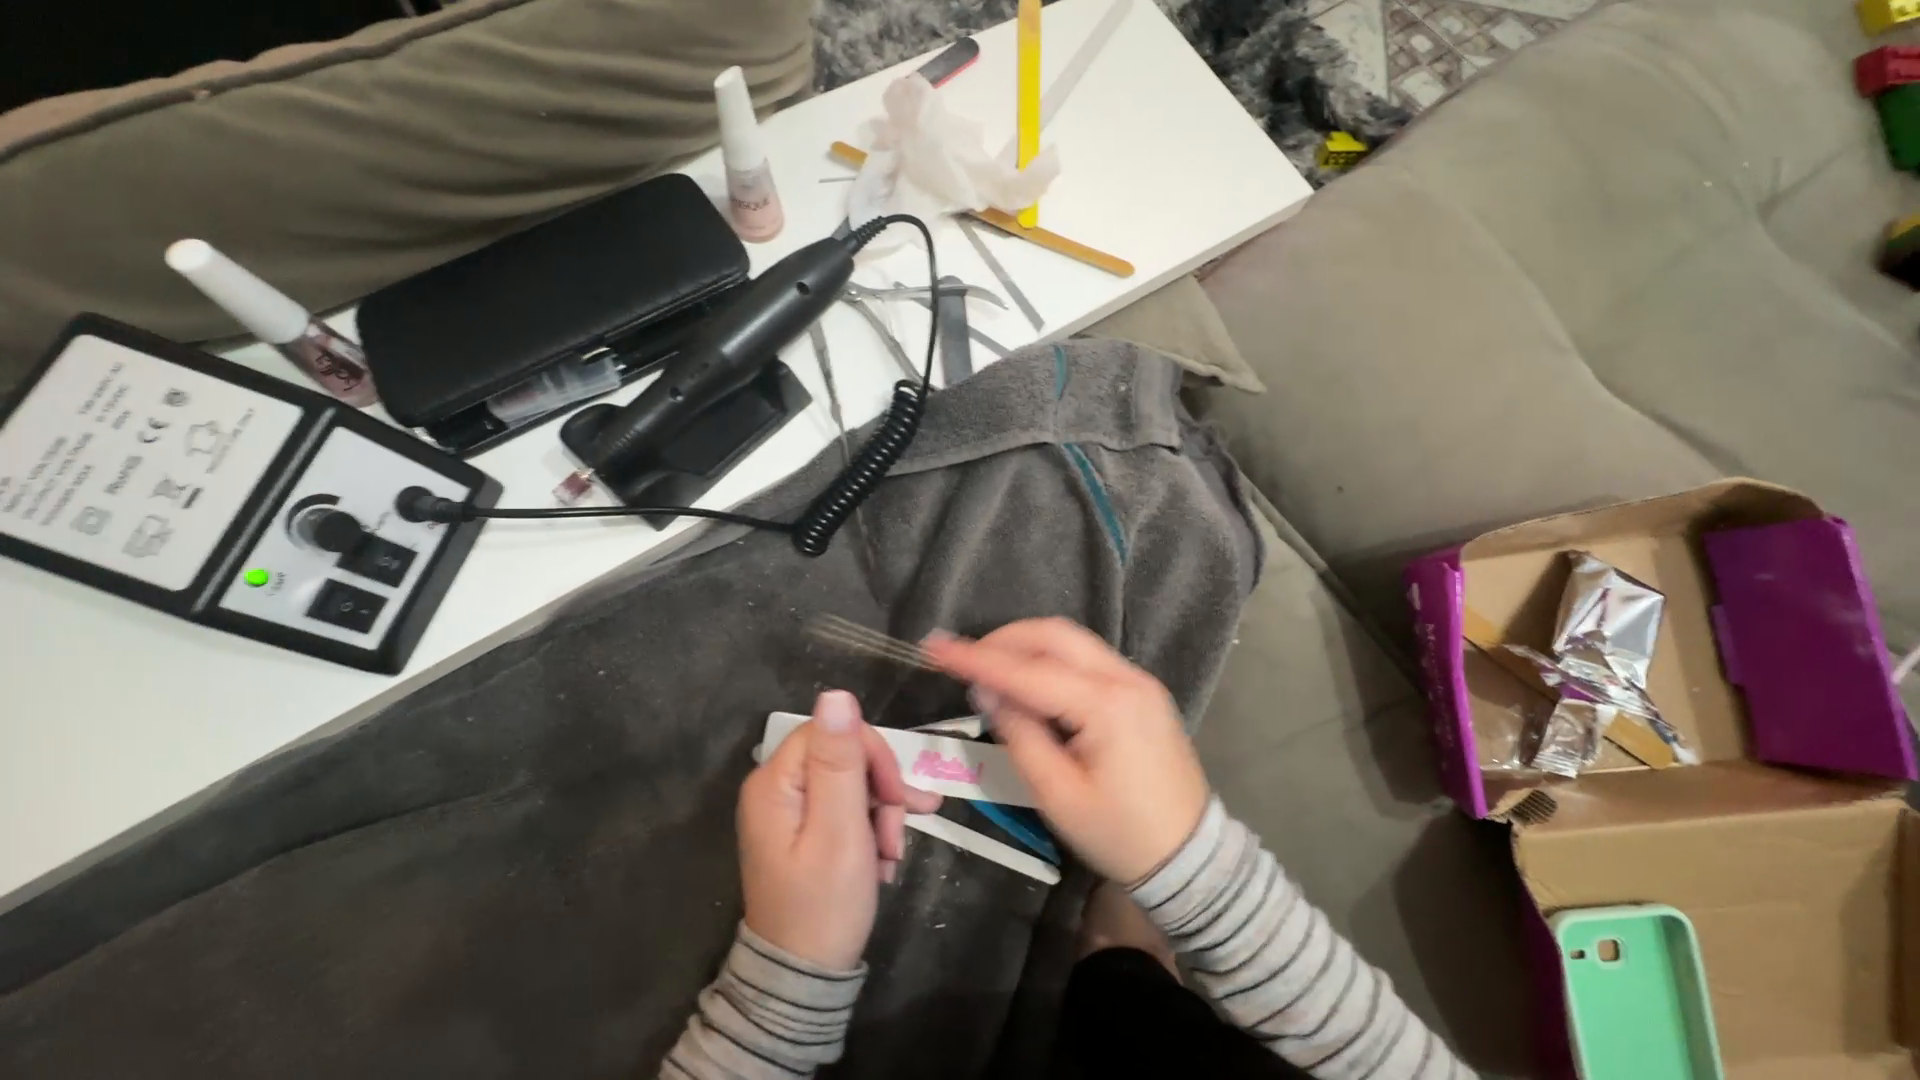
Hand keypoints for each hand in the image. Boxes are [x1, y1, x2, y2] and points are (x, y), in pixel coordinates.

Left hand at [738, 690, 942, 969]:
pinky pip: (844, 809)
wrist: (803, 979)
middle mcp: (776, 788)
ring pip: (851, 783)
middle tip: (897, 835)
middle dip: (881, 790)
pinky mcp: (802, 831)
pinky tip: (884, 860)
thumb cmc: (824, 905)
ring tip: (892, 856)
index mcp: (776, 781)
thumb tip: (836, 693)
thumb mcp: (841, 830)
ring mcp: (788, 811)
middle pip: (842, 755)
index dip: (871, 755)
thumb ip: (840, 761)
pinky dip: (870, 830)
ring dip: (881, 814)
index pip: (832, 731)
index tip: (896, 798)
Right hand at [924, 619, 1209, 884]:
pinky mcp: (1141, 692)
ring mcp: (1139, 681)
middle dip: (1003, 639)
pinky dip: (1051, 659)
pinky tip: (1028, 679)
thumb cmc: (1119, 834)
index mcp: (1106, 705)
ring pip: (1072, 641)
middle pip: (1054, 635)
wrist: (1190, 859)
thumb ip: (1019, 735)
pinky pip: (1088, 658)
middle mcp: (1126, 678)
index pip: (1028, 670)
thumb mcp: (1057, 796)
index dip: (976, 659)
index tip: (935, 647)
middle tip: (962, 656)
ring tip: (987, 665)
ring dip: (1026, 645)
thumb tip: (987, 692)